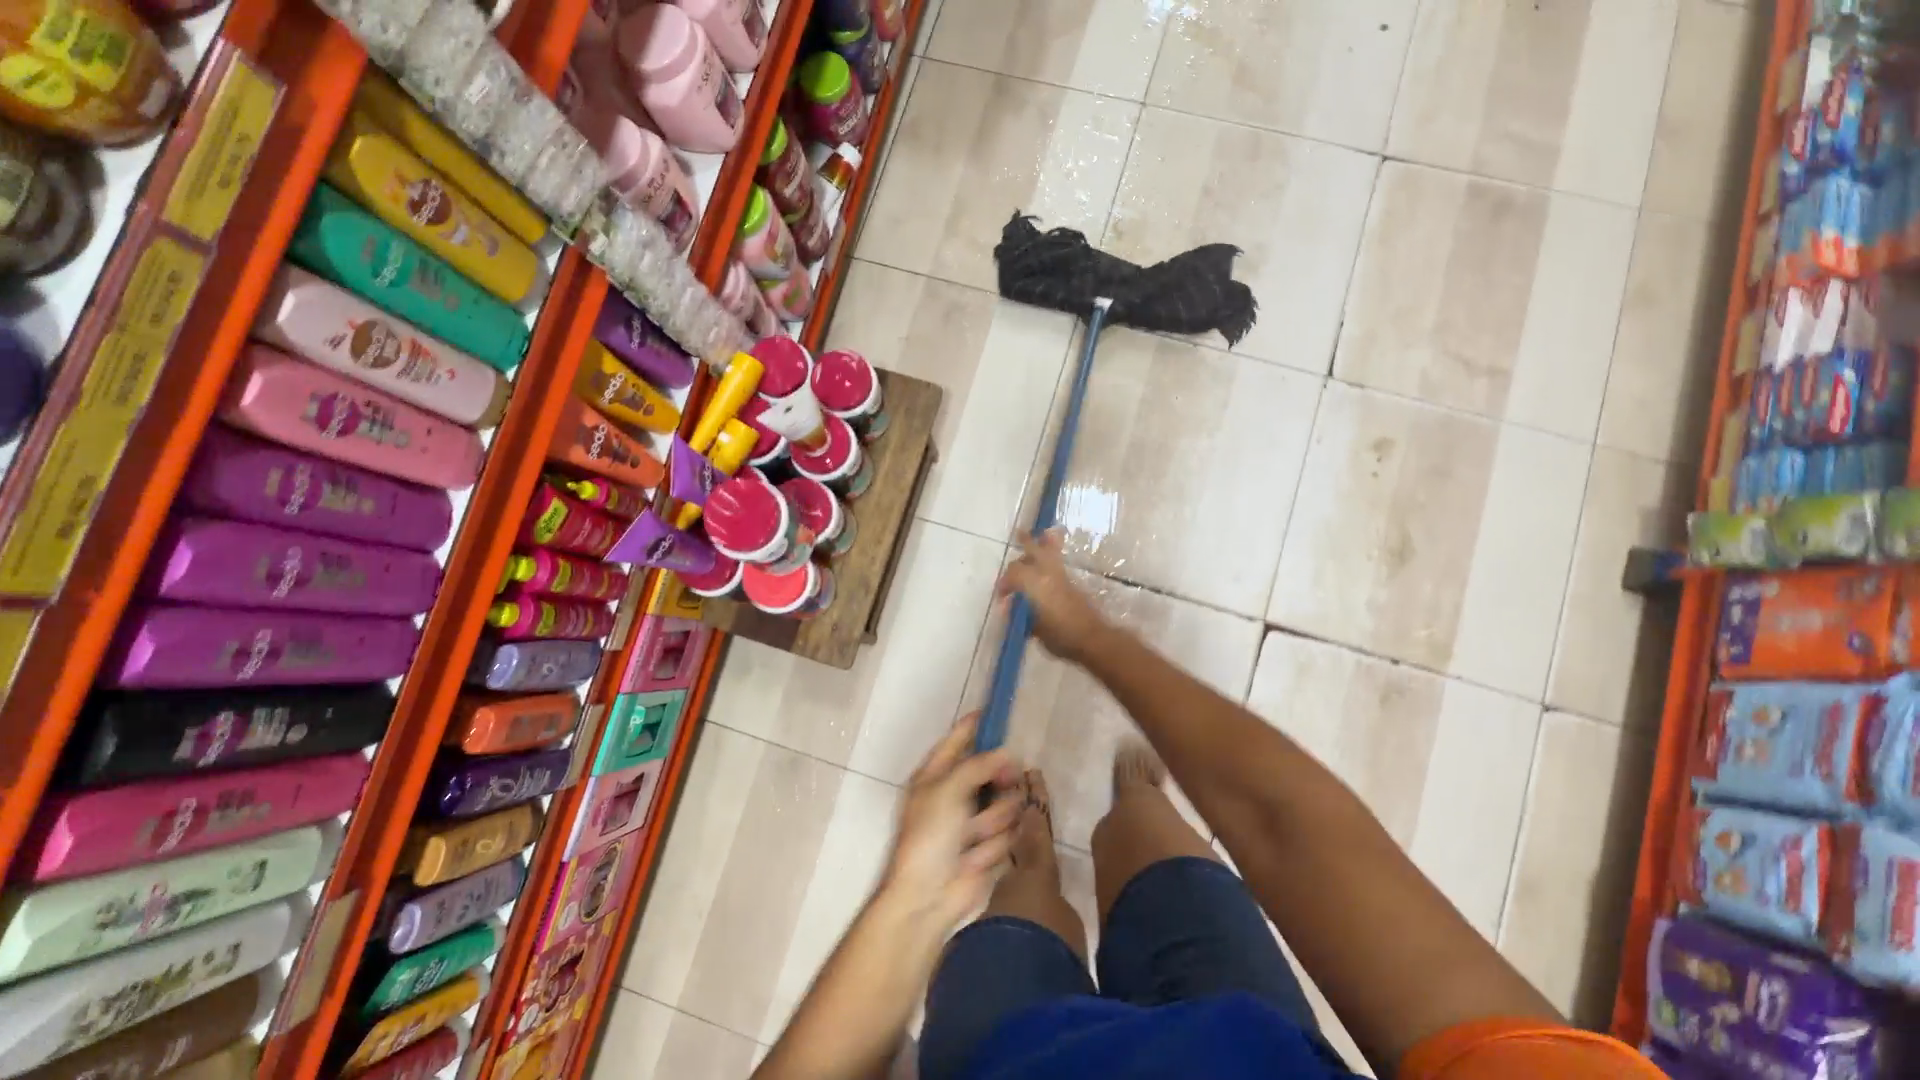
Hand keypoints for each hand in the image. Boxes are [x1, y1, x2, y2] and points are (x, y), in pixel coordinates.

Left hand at [882, 713, 1021, 931]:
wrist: (926, 896)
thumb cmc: (928, 837)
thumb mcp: (948, 789)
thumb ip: (978, 765)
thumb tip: (1006, 755)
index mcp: (935, 776)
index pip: (957, 741)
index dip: (974, 726)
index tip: (994, 712)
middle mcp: (955, 795)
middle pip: (993, 772)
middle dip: (1001, 783)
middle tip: (1008, 785)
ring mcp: (973, 823)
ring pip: (1006, 805)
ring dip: (993, 823)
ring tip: (973, 839)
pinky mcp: (988, 848)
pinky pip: (1008, 835)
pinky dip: (993, 847)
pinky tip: (975, 860)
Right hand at [998, 529, 1112, 663]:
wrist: (1093, 639)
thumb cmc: (1060, 637)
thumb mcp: (1034, 629)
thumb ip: (1021, 615)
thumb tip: (1012, 608)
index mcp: (1035, 584)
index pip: (1014, 574)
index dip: (1004, 583)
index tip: (1002, 597)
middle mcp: (1048, 574)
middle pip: (1033, 553)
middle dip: (1025, 545)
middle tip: (1019, 535)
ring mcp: (1063, 577)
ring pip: (1050, 553)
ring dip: (1042, 545)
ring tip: (1041, 533)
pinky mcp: (1074, 584)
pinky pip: (1059, 563)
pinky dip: (1054, 553)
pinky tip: (1053, 549)